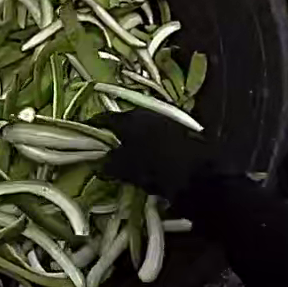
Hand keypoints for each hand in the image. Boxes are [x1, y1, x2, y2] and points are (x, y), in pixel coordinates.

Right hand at [96, 109, 224, 201]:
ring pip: (143, 126)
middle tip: (107, 142)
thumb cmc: (157, 168)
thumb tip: (99, 163)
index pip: (105, 118)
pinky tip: (150, 155)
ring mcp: (167, 120)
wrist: (201, 173)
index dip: (94, 124)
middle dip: (116, 130)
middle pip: (125, 120)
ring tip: (128, 150)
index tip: (86, 128)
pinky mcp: (182, 131)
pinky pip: (158, 134)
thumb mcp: (128, 168)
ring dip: (135, 136)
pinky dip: (150, 142)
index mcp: (129, 119)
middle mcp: (147, 114)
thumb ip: (111, 163)